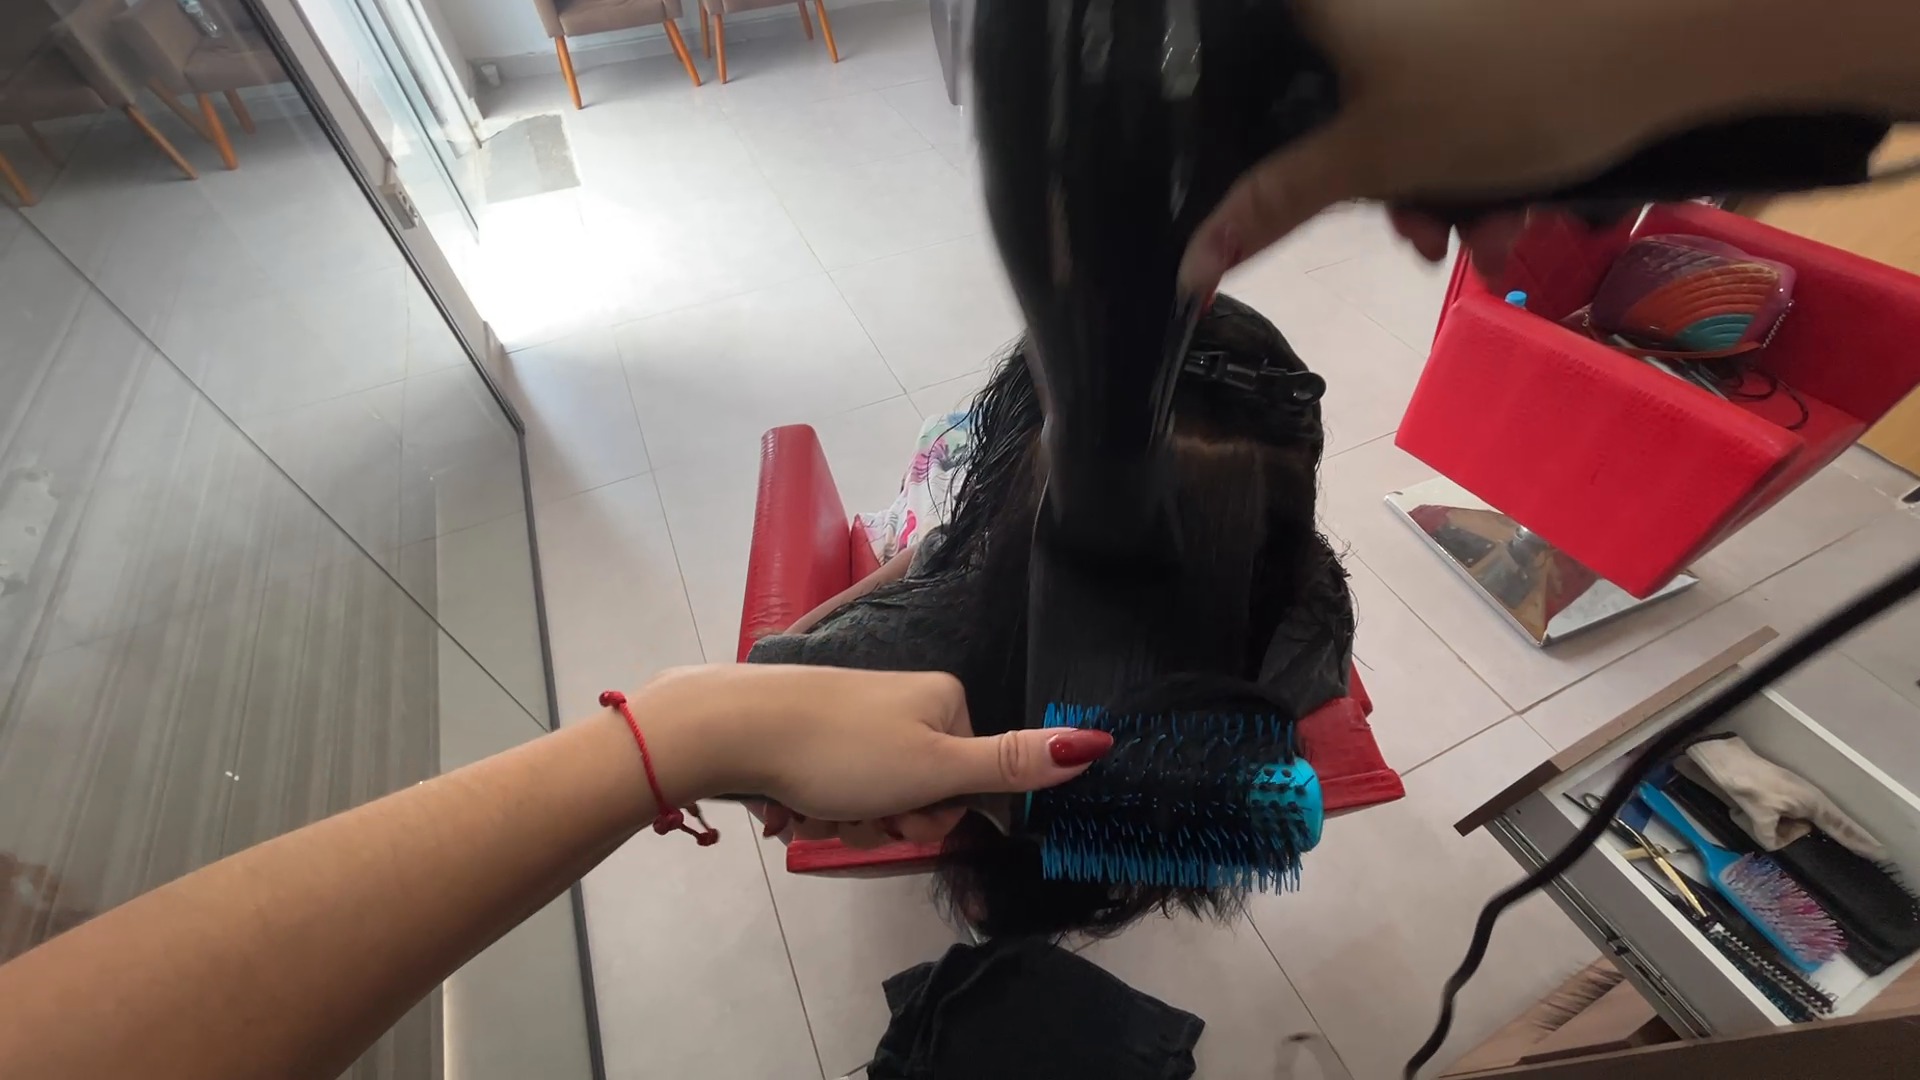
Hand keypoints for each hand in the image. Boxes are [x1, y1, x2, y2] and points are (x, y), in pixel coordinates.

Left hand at [632, 665, 1111, 843]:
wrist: (736, 726)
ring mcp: (860, 716)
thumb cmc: (844, 751)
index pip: (969, 780)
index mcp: (943, 701)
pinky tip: (795, 804)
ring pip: (878, 797)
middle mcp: (906, 701)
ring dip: (852, 821)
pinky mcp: (819, 732)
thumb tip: (1099, 743)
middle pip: (922, 790)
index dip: (937, 813)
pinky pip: (840, 787)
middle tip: (857, 815)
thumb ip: (1012, 762)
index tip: (904, 815)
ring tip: (817, 810)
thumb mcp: (936, 767)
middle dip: (889, 820)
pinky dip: (823, 807)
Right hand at [1179, 0, 1755, 293]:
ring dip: (1440, 191)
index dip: (1256, 150)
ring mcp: (1440, 16)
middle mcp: (1376, 5)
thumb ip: (1269, 208)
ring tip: (1490, 233)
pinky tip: (1518, 202)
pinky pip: (1460, 98)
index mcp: (1329, 7)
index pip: (1250, 77)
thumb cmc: (1510, 81)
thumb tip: (1187, 269)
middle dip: (1382, 190)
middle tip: (1418, 235)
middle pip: (1335, 109)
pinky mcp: (1496, 27)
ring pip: (1407, 111)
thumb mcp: (1372, 157)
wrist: (1713, 19)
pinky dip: (1482, 155)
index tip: (1295, 197)